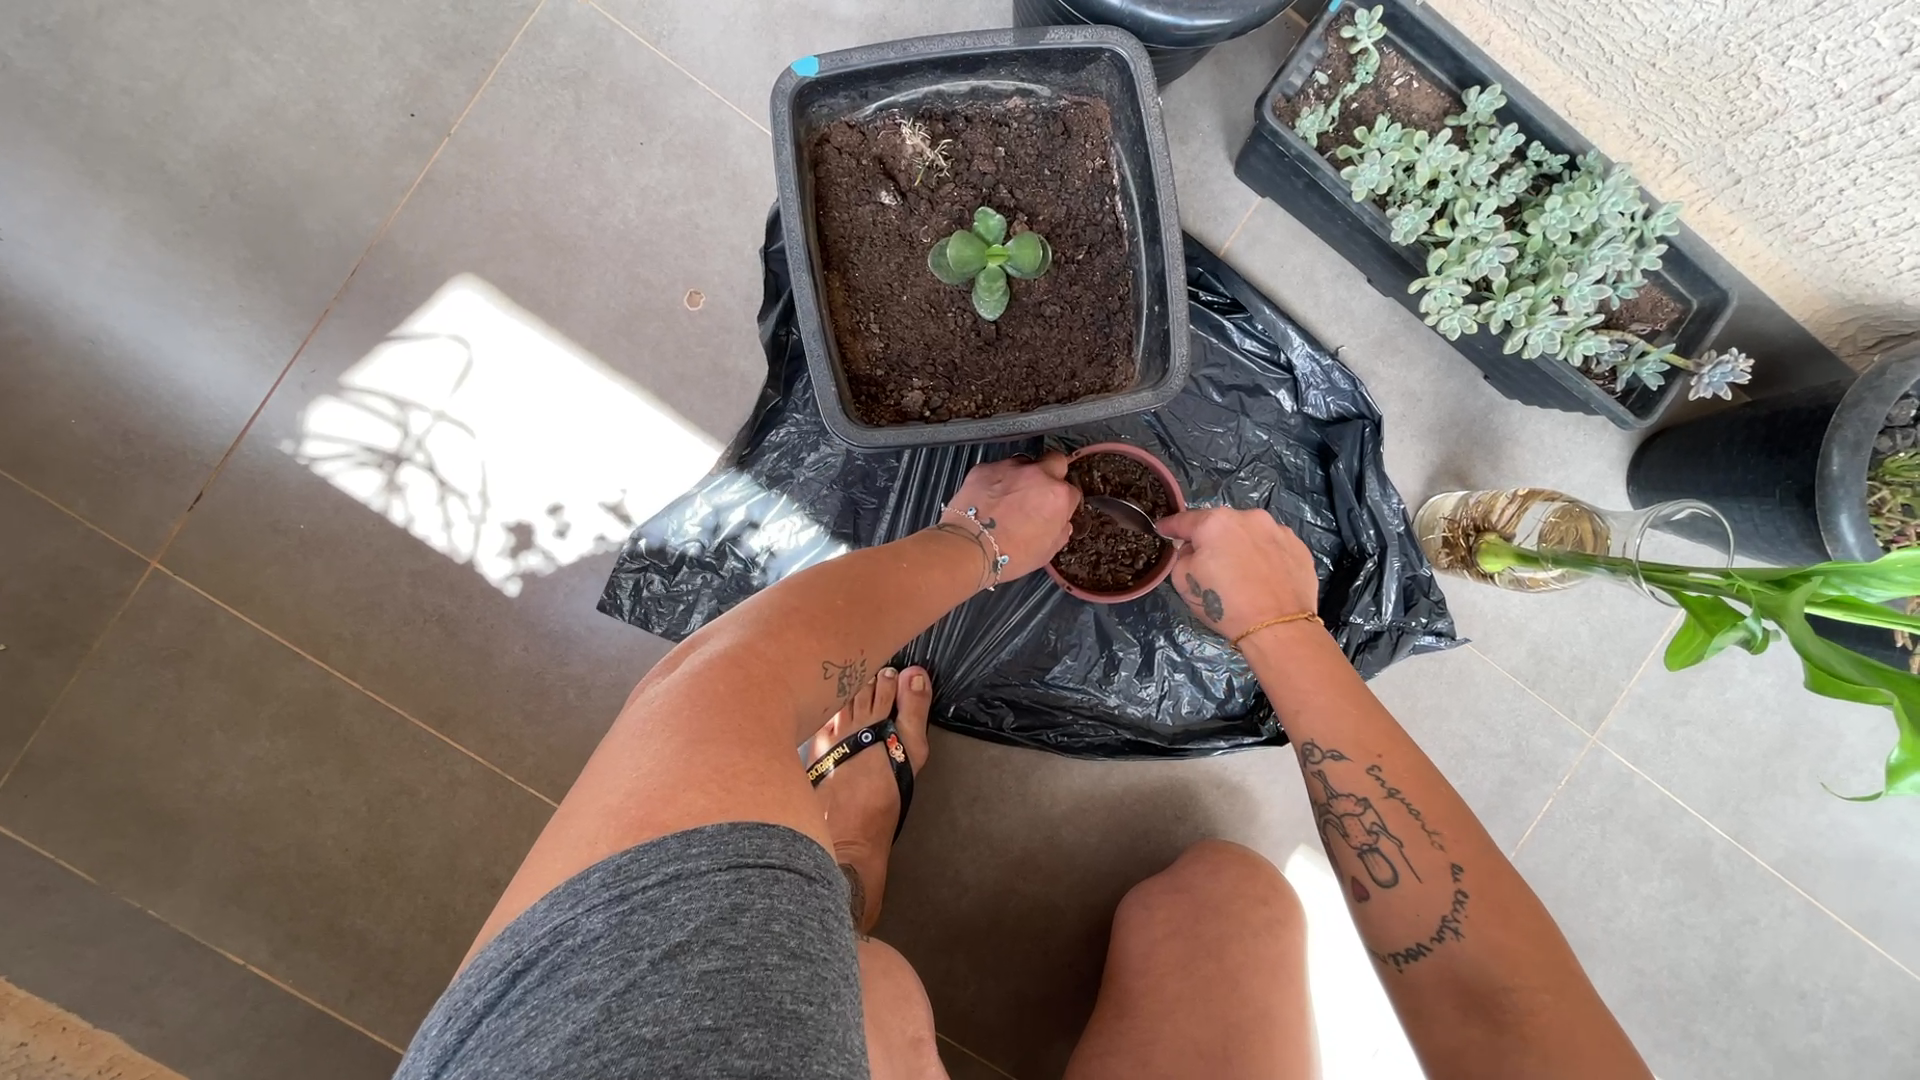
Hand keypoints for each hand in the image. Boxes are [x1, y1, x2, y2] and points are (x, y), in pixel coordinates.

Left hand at [937, 452, 1080, 582]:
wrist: (970, 547)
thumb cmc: (1010, 555)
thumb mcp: (1046, 552)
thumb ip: (1060, 532)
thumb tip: (1061, 524)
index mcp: (1058, 496)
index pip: (1071, 492)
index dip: (1063, 502)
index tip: (1054, 510)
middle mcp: (1038, 475)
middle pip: (1055, 461)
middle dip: (1052, 473)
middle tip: (1039, 492)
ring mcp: (1010, 468)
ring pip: (1024, 462)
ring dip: (1022, 475)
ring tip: (1010, 495)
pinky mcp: (985, 468)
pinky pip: (996, 468)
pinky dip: (996, 480)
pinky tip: (989, 497)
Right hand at [1156, 508, 1320, 639]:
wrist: (1278, 627)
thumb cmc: (1225, 605)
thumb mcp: (1184, 583)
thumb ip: (1182, 557)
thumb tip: (1193, 550)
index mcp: (1215, 524)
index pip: (1185, 521)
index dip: (1170, 527)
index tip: (1163, 529)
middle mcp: (1248, 517)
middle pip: (1220, 525)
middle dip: (1210, 539)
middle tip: (1208, 561)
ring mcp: (1278, 530)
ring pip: (1249, 533)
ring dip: (1240, 545)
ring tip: (1241, 572)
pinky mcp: (1299, 546)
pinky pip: (1272, 545)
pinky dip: (1264, 556)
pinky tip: (1263, 577)